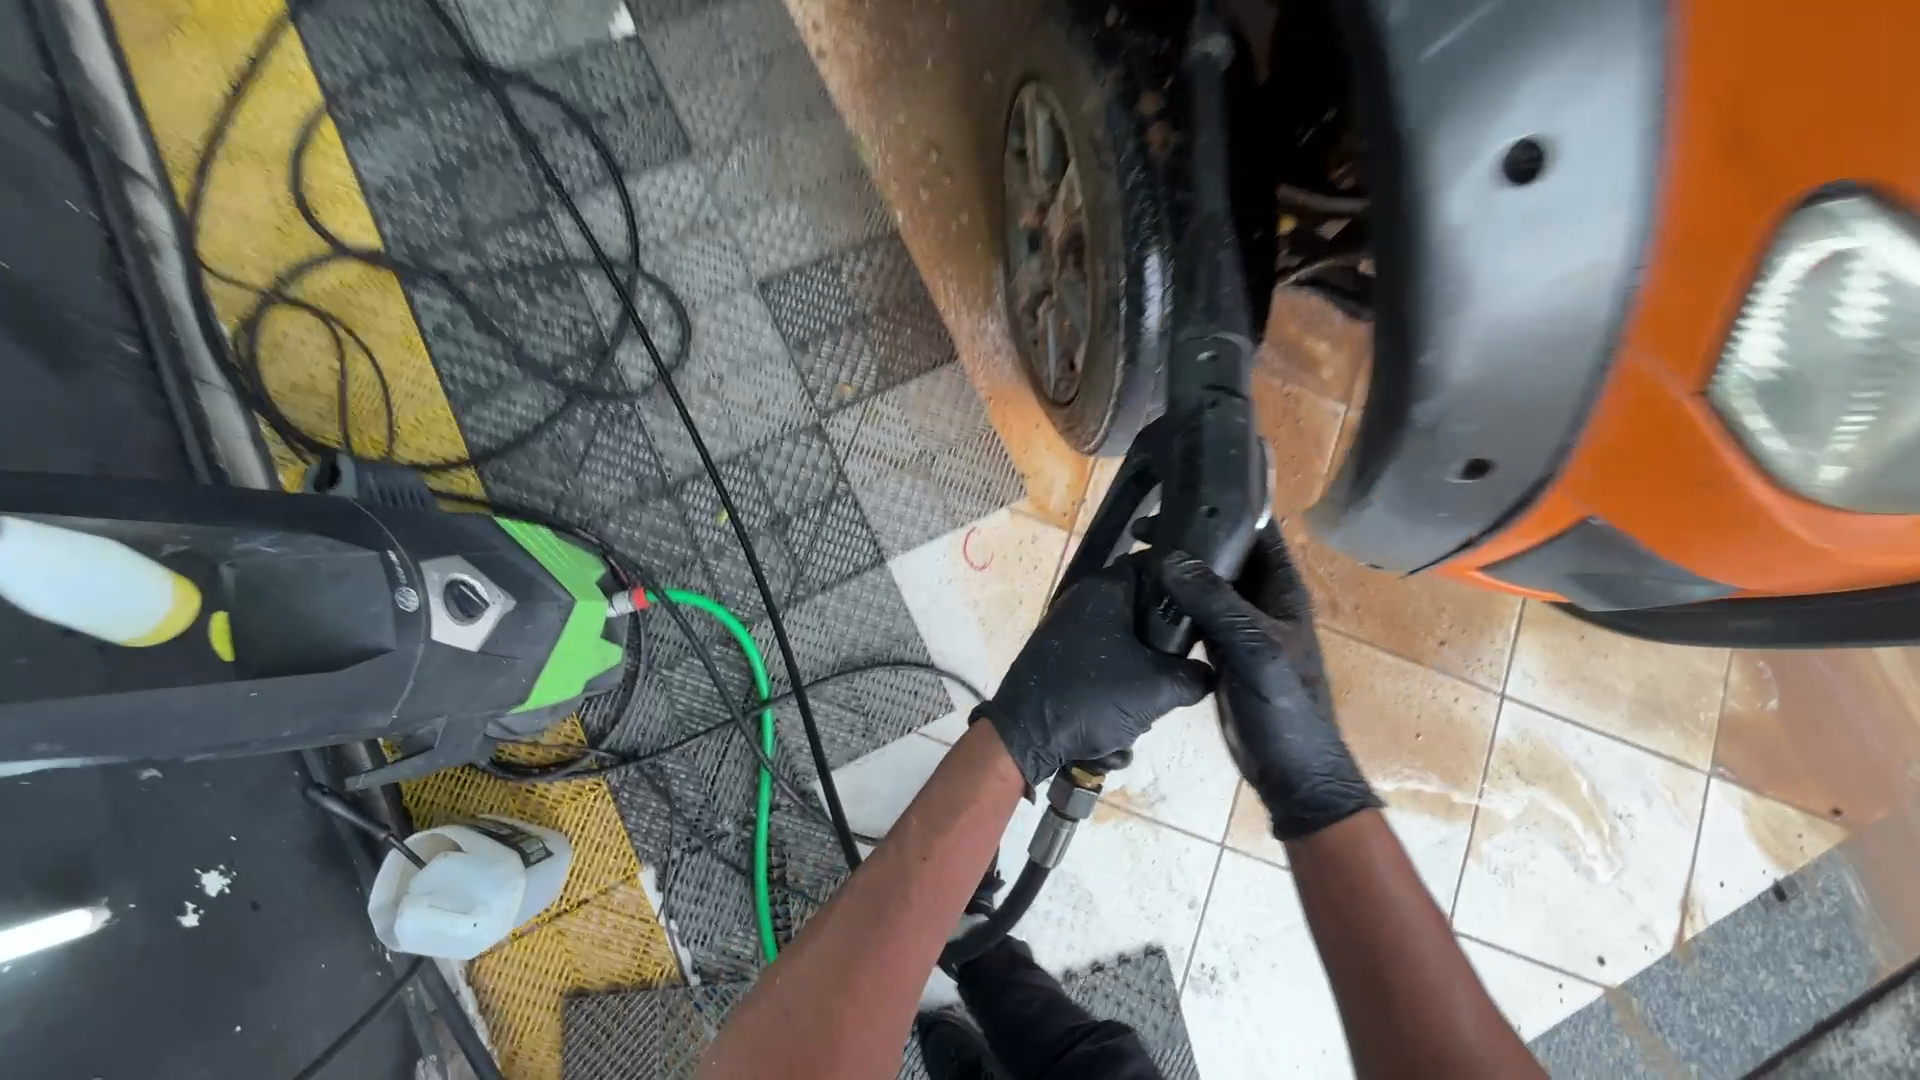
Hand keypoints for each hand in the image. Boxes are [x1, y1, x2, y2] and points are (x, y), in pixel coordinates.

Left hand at [976, 557, 1212, 785]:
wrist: (1026, 736)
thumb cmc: (1092, 698)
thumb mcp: (1158, 689)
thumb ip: (1194, 676)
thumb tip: (1208, 671)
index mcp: (1103, 590)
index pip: (1153, 565)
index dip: (1184, 583)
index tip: (1207, 609)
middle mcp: (1082, 602)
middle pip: (1141, 610)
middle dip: (1162, 645)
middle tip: (1179, 669)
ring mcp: (1066, 632)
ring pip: (1123, 645)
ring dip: (1138, 678)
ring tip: (1144, 707)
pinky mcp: (1058, 660)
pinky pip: (1100, 668)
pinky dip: (1113, 692)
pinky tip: (1120, 723)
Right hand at [1159, 525, 1380, 838]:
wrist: (1290, 767)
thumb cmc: (1285, 706)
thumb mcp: (1254, 648)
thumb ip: (1216, 602)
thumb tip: (1172, 558)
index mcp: (1281, 589)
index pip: (1257, 531)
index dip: (1226, 506)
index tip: (1184, 491)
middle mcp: (1262, 600)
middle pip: (1226, 554)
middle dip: (1190, 535)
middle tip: (1144, 526)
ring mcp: (1242, 626)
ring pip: (1207, 583)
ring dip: (1179, 568)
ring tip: (1137, 554)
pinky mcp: (1222, 649)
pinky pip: (1196, 614)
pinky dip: (1173, 601)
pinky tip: (1144, 598)